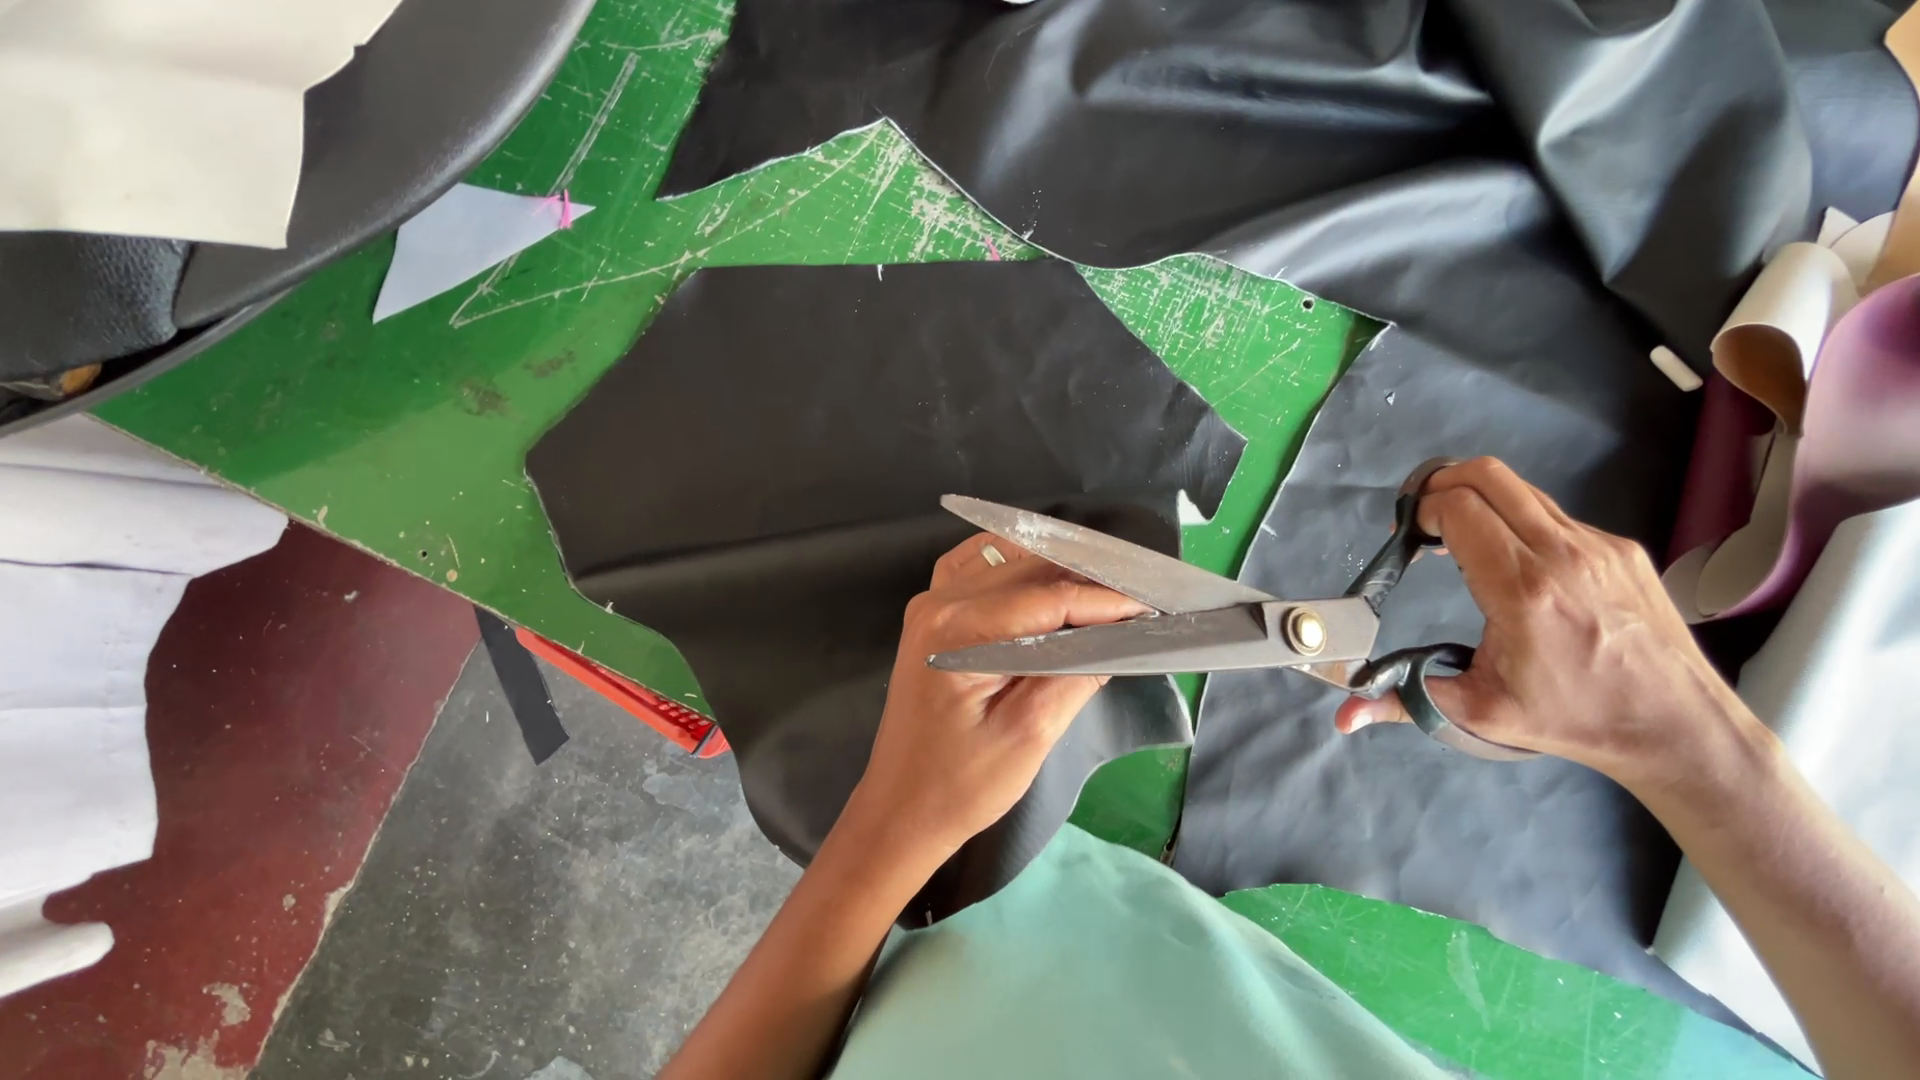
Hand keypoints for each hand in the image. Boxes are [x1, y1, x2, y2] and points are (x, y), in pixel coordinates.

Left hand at [848, 533, 1147, 860]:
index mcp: (959, 629)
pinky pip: (978, 571)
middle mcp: (938, 603)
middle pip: (1028, 571)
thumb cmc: (962, 784)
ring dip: (1056, 573)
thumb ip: (1076, 672)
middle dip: (1087, 582)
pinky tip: (1044, 579)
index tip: (1153, 604)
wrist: (902, 808)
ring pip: (1007, 565)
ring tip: (1103, 594)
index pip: (1049, 597)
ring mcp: (929, 605)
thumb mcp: (1031, 732)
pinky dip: (1016, 569)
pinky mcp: (931, 619)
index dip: (1105, 600)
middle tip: (1138, 598)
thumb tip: (1120, 634)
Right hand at [1333, 457, 1758, 786]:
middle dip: (1440, 485)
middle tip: (1422, 519)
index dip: (1421, 512)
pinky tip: (1510, 559)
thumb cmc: (1571, 720)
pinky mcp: (1622, 548)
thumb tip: (1343, 717)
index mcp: (1522, 590)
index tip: (1409, 539)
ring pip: (1521, 488)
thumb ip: (1403, 700)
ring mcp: (1598, 545)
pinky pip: (1553, 512)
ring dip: (1478, 497)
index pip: (1459, 509)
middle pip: (1488, 476)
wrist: (1678, 727)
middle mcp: (1562, 554)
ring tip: (1458, 534)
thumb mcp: (1477, 713)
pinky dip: (1515, 518)